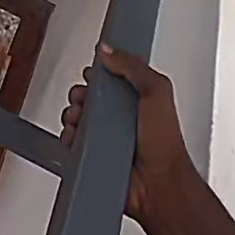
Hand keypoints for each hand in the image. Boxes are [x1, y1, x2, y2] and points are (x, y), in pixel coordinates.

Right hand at [60, 44, 194, 222]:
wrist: (159, 184)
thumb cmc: (165, 142)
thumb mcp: (156, 90)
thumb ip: (132, 66)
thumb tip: (108, 50)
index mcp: (137, 95)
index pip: (110, 74)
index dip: (98, 71)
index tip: (93, 72)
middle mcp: (121, 114)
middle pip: (90, 95)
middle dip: (81, 93)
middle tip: (83, 98)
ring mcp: (107, 135)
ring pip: (79, 117)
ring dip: (73, 114)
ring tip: (77, 119)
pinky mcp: (95, 153)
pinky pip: (74, 141)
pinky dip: (69, 137)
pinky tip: (75, 136)